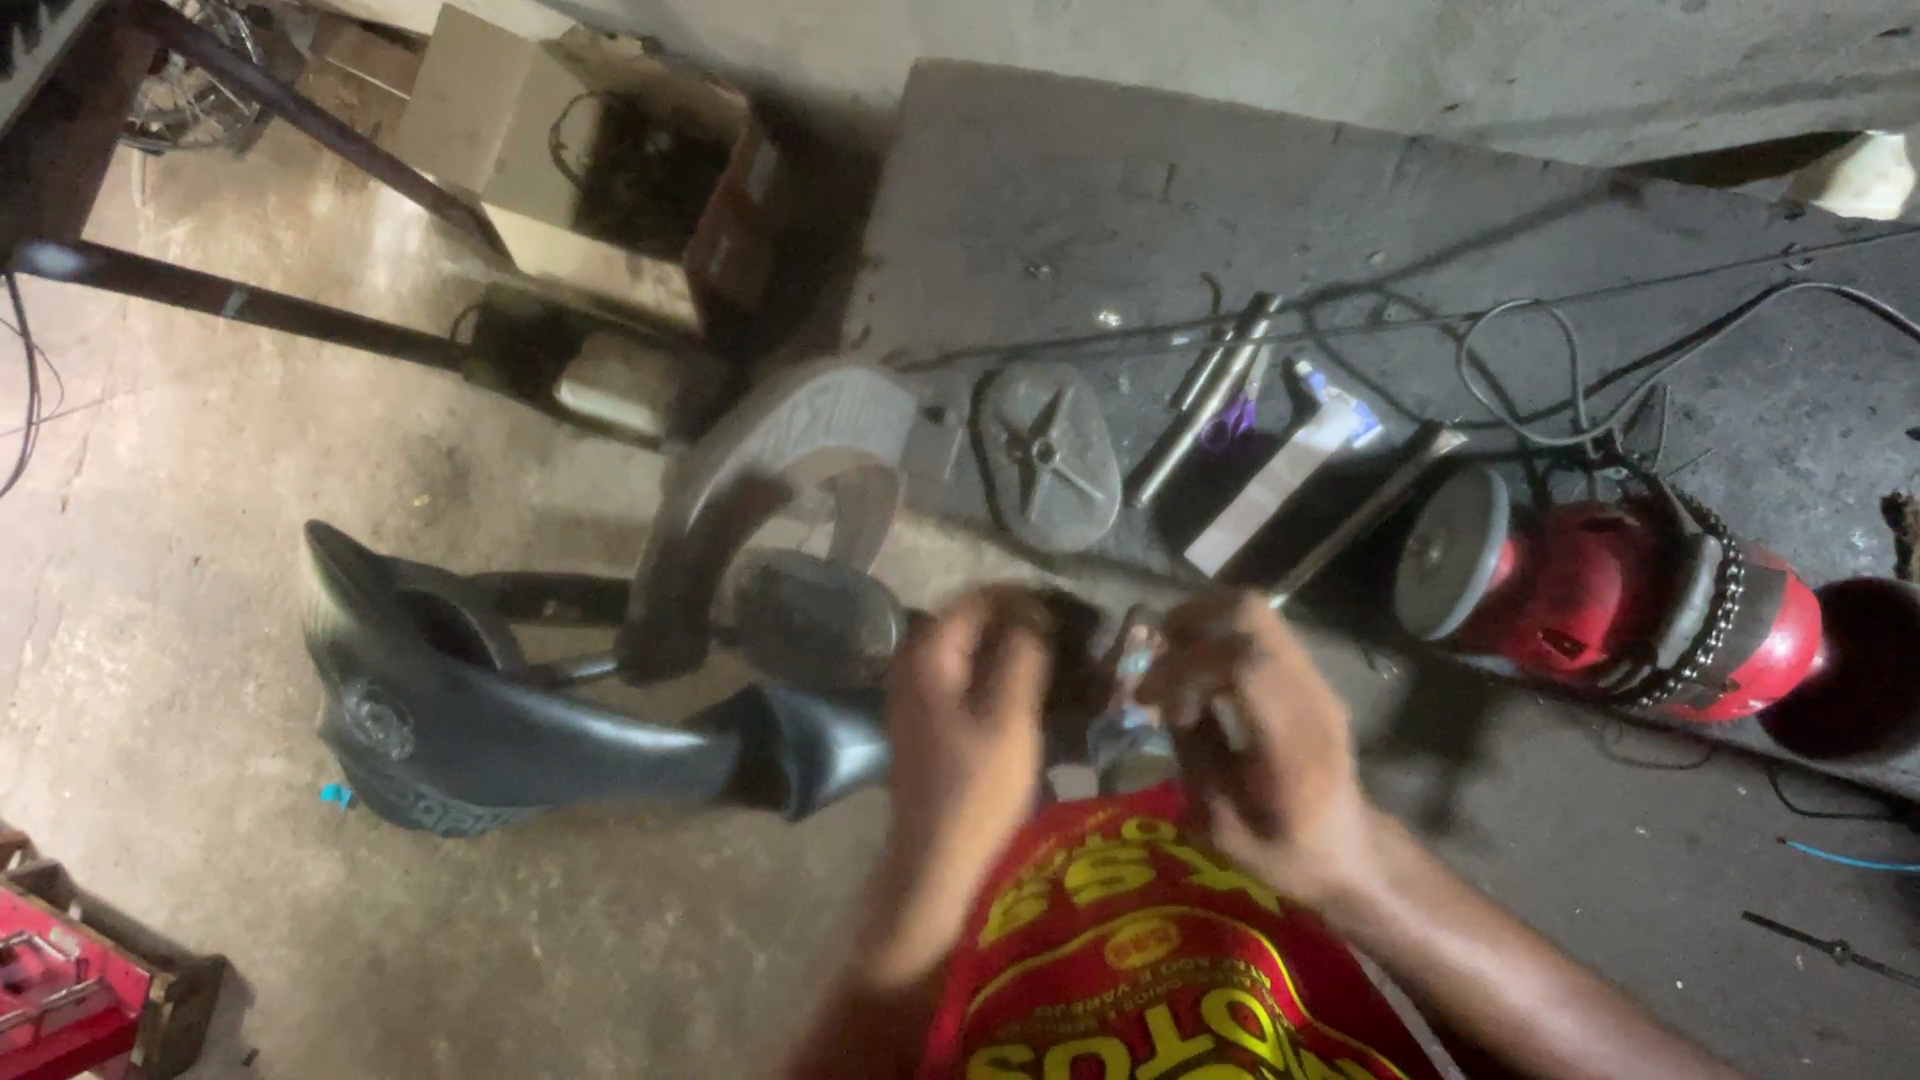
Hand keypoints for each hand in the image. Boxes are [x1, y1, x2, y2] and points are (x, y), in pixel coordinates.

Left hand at [880, 584, 1053, 894]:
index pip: (974, 600)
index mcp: (928, 658)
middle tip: (1059, 631)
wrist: (935, 860)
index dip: (1018, 597)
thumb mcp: (1010, 718)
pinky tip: (1024, 688)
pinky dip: (991, 672)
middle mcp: (912, 668)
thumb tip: (1033, 613)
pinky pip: (960, 678)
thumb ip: (1022, 657)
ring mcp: (913, 697)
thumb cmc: (976, 789)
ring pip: (964, 652)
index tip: (1060, 607)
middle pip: (965, 623)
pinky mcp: (924, 723)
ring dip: (1004, 647)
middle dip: (1012, 620)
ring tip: (1050, 655)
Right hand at [1137, 589, 1379, 904]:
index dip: (1187, 670)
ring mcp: (1315, 679)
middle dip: (1188, 625)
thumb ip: (1193, 754)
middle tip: (1156, 661)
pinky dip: (1215, 633)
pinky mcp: (1308, 674)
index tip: (1158, 706)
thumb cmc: (1284, 853)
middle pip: (1250, 614)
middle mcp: (1311, 696)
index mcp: (1294, 743)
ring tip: (1171, 662)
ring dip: (1200, 623)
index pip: (1243, 664)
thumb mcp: (1222, 827)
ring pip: (1253, 609)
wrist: (1351, 853)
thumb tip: (1163, 698)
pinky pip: (1257, 628)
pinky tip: (1197, 671)